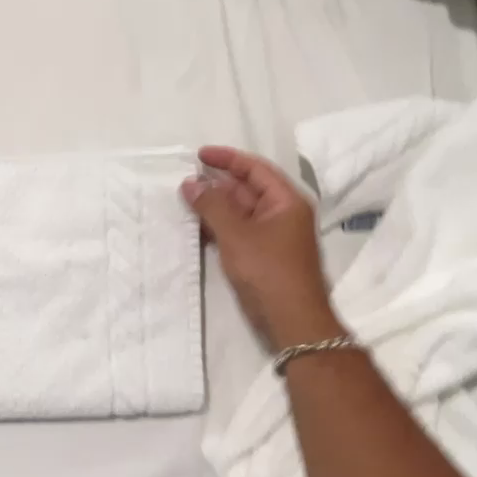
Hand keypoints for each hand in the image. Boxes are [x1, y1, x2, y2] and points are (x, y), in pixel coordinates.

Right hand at [181, 146, 344, 350]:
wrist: (291, 320)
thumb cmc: (268, 272)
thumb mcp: (237, 235)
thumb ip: (212, 206)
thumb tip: (190, 183)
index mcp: (286, 201)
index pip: (255, 168)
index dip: (227, 159)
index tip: (198, 156)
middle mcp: (283, 213)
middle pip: (247, 188)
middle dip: (217, 183)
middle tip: (184, 180)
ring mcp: (273, 236)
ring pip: (241, 211)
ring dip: (215, 206)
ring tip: (184, 201)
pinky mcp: (263, 256)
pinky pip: (238, 231)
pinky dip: (219, 226)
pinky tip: (197, 228)